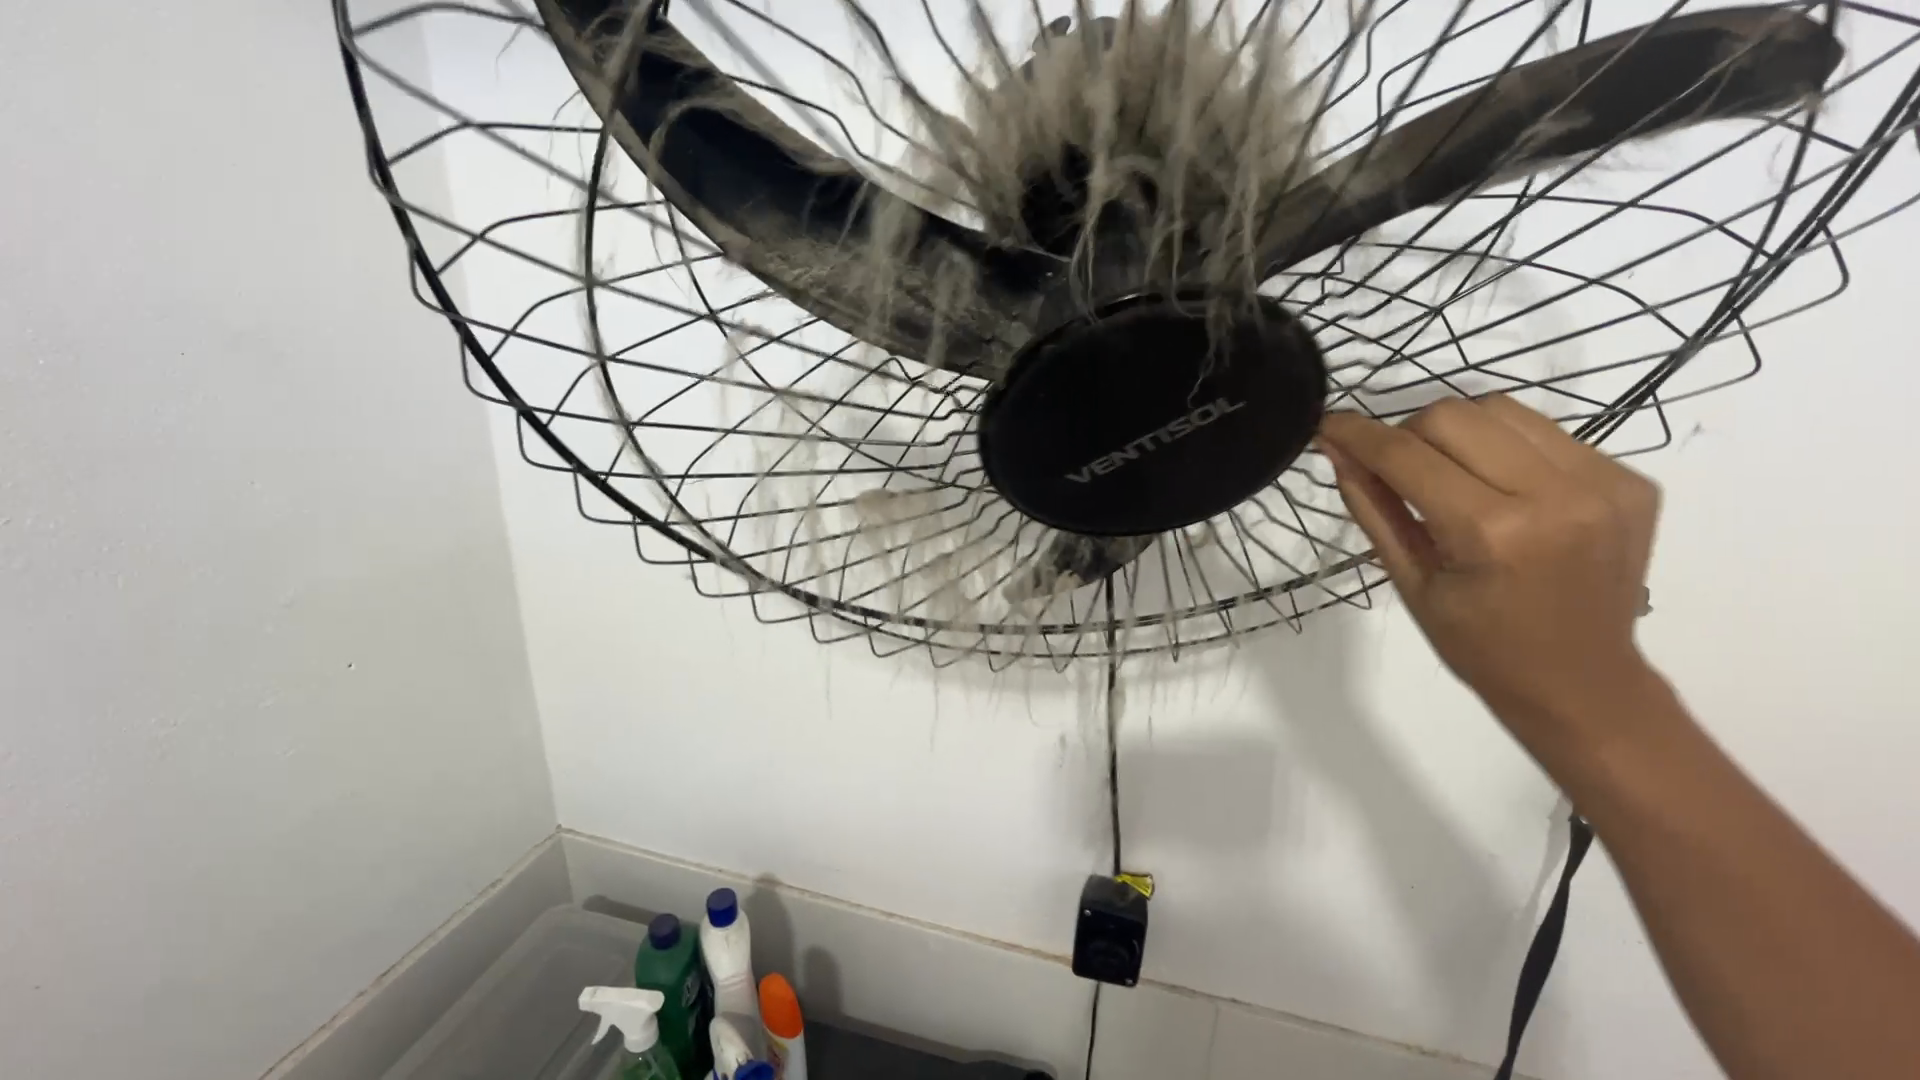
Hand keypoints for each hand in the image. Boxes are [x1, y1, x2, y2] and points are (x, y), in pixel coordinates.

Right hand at [1318, 397, 1660, 747]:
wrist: (1580, 682)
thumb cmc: (1480, 645)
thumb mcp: (1410, 582)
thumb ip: (1373, 507)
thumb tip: (1337, 449)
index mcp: (1492, 533)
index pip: (1408, 456)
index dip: (1360, 434)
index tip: (1331, 425)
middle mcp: (1554, 495)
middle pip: (1454, 416)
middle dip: (1408, 433)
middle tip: (1397, 468)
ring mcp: (1602, 482)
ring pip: (1501, 409)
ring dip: (1457, 431)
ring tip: (1449, 473)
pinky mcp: (1630, 480)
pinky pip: (1547, 432)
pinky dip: (1505, 446)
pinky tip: (1502, 486)